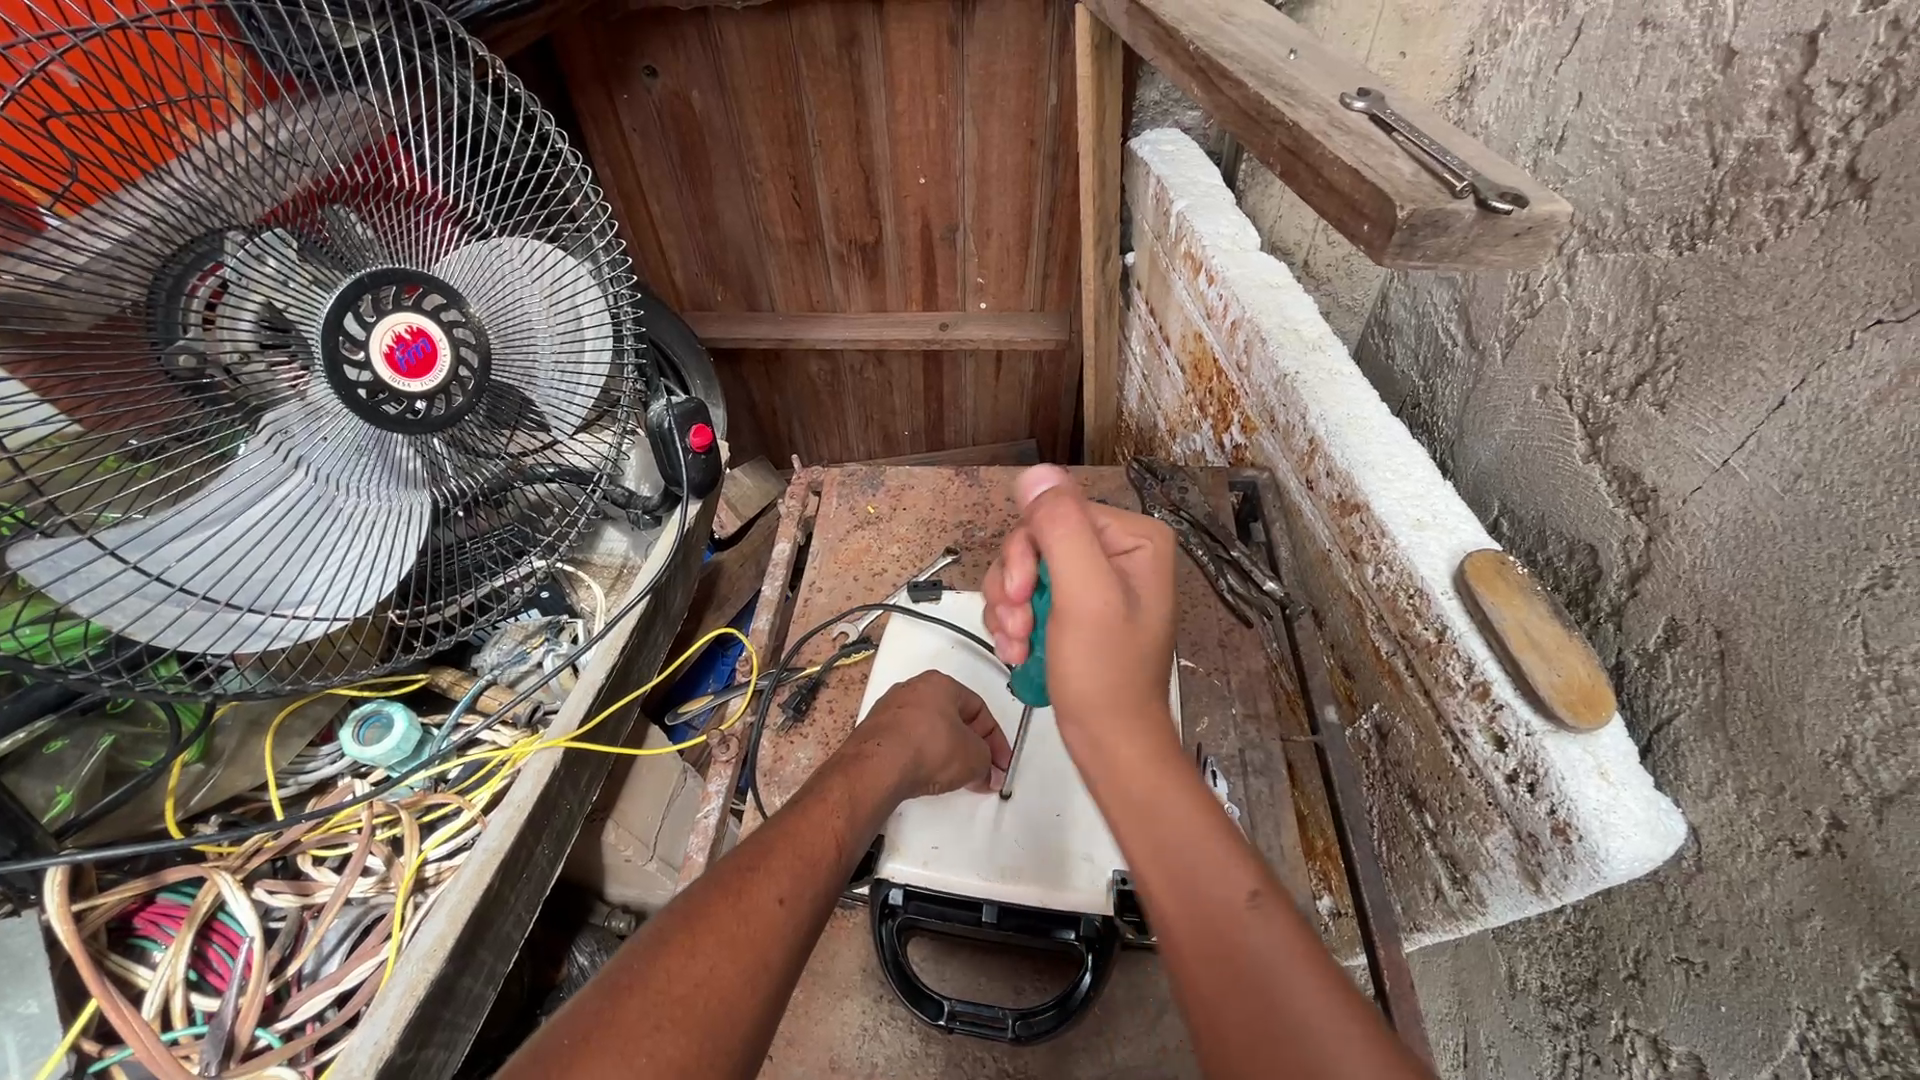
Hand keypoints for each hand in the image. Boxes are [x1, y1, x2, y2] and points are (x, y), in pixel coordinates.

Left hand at [846, 671, 1013, 799]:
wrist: (877, 767)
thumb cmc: (924, 747)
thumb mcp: (974, 757)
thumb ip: (988, 763)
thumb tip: (986, 772)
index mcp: (940, 683)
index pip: (979, 709)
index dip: (995, 740)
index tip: (999, 762)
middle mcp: (913, 689)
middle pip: (953, 718)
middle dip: (970, 746)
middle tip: (980, 770)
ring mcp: (890, 710)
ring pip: (929, 731)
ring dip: (945, 752)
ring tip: (954, 777)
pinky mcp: (875, 732)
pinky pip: (907, 743)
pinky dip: (921, 758)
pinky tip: (926, 776)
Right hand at [984, 466, 1181, 769]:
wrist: (1109, 743)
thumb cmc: (1104, 675)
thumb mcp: (1083, 595)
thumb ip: (1060, 528)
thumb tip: (1034, 472)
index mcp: (1134, 539)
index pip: (1056, 515)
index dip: (1025, 553)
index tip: (1019, 599)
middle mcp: (1118, 553)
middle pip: (1036, 542)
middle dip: (1015, 587)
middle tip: (1016, 627)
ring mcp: (1095, 583)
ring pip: (1024, 570)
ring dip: (1008, 609)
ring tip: (1015, 646)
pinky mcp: (1076, 610)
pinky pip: (1028, 597)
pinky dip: (1014, 623)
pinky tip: (1017, 652)